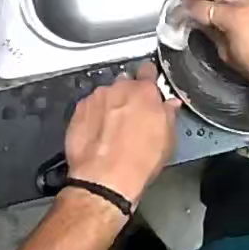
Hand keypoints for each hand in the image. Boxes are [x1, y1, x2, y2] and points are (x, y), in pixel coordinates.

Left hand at [63, 61, 181, 204]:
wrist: (104, 179)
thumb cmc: (139, 161)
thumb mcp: (167, 140)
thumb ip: (168, 114)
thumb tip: (170, 105)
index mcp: (144, 91)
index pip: (148, 70)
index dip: (149, 78)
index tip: (149, 86)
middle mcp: (119, 88)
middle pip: (125, 81)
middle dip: (128, 94)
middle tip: (132, 115)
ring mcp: (97, 97)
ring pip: (106, 94)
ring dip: (110, 105)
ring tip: (112, 129)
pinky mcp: (78, 110)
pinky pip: (89, 106)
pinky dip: (93, 115)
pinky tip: (98, 134)